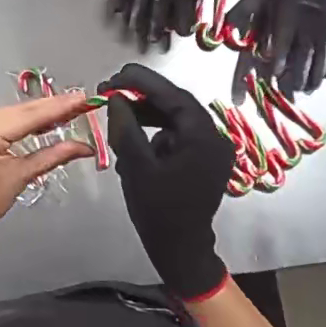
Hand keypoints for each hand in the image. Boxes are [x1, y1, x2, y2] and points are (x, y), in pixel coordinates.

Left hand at [0, 95, 94, 247]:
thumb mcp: (18, 179)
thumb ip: (52, 156)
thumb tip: (83, 147)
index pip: (28, 115)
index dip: (58, 107)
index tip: (83, 98)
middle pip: (19, 110)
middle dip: (51, 107)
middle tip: (81, 102)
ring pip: (10, 114)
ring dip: (38, 114)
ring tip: (68, 110)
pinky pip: (0, 122)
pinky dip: (21, 122)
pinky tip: (41, 121)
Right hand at [98, 63, 235, 299]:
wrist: (181, 250)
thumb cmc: (159, 211)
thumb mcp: (136, 168)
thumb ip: (126, 129)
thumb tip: (116, 99)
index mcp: (204, 137)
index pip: (173, 96)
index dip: (142, 82)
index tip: (115, 76)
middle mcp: (214, 138)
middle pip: (175, 106)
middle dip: (142, 99)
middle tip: (110, 93)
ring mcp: (211, 151)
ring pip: (174, 122)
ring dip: (146, 119)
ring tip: (117, 121)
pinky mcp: (203, 163)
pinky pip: (177, 139)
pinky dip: (155, 138)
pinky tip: (133, 148)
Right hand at [110, 0, 226, 50]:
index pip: (184, 3)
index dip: (184, 20)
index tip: (183, 34)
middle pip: (159, 7)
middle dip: (157, 27)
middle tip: (154, 44)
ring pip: (140, 1)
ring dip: (137, 20)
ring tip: (133, 34)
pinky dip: (119, 0)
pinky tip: (116, 14)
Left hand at [225, 0, 325, 96]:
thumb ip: (244, 8)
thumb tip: (225, 28)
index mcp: (288, 11)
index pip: (283, 36)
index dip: (279, 55)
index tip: (274, 73)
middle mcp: (306, 22)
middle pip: (302, 52)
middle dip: (296, 74)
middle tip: (289, 95)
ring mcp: (321, 27)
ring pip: (318, 54)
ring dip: (312, 74)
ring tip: (306, 92)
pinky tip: (325, 78)